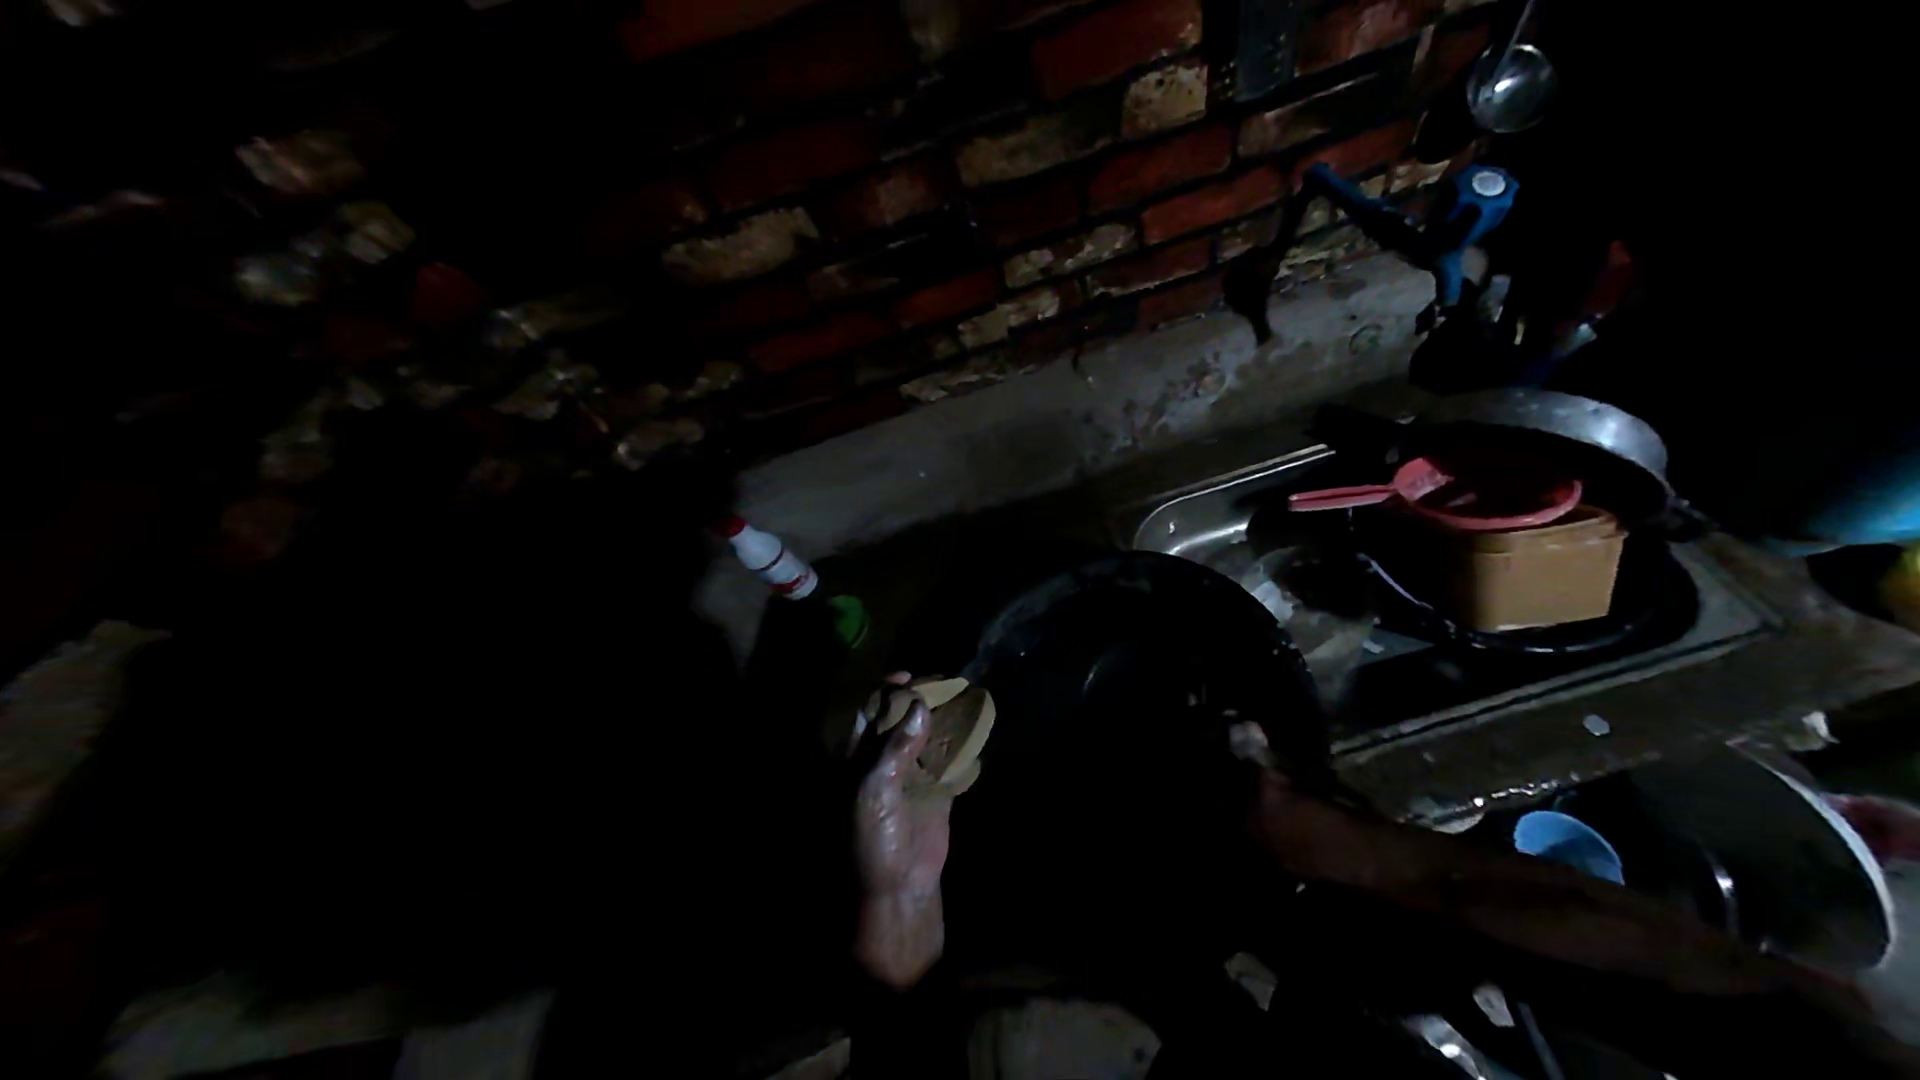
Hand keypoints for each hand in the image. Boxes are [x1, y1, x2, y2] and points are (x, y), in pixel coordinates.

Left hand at [851, 674, 951, 989]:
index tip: (906, 678)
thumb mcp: (874, 789)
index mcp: (857, 758)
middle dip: (917, 698)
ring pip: (924, 735)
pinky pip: (946, 758)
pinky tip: (971, 724)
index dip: (884, 691)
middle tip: (940, 682)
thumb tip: (919, 706)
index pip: (868, 713)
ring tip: (959, 694)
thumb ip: (895, 747)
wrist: (898, 886)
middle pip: (899, 718)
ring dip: (940, 715)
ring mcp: (909, 774)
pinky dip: (958, 742)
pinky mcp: (934, 788)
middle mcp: (882, 760)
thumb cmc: (871, 837)